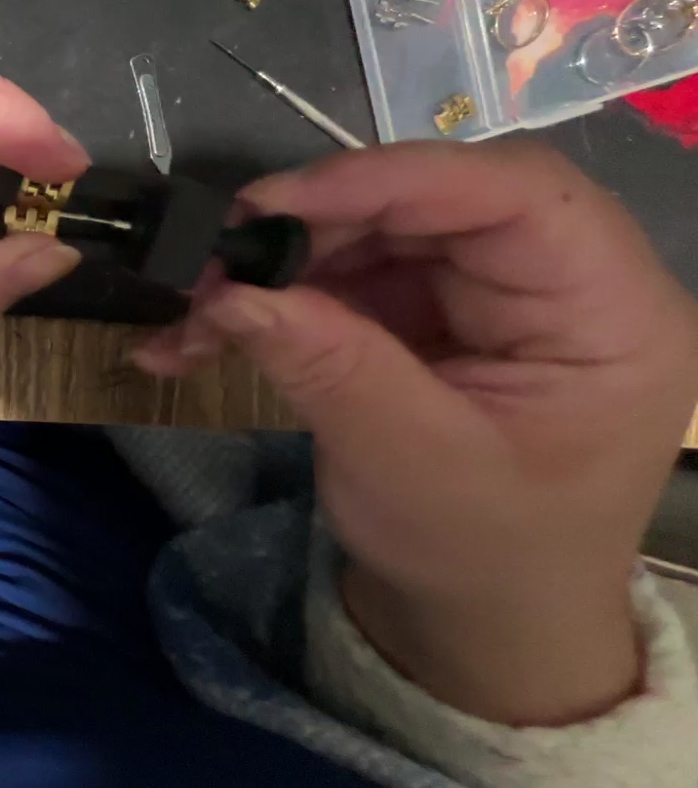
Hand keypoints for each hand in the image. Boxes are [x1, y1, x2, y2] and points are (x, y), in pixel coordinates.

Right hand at [135, 140, 697, 725]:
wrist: (472, 606)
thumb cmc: (475, 547)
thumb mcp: (405, 461)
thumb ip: (326, 366)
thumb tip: (226, 292)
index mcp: (601, 313)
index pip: (512, 196)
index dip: (388, 180)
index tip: (266, 206)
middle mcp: (540, 284)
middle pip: (419, 207)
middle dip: (301, 232)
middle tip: (206, 269)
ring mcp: (466, 298)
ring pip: (355, 239)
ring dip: (260, 273)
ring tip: (186, 321)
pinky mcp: (405, 318)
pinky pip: (322, 284)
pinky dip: (252, 307)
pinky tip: (188, 341)